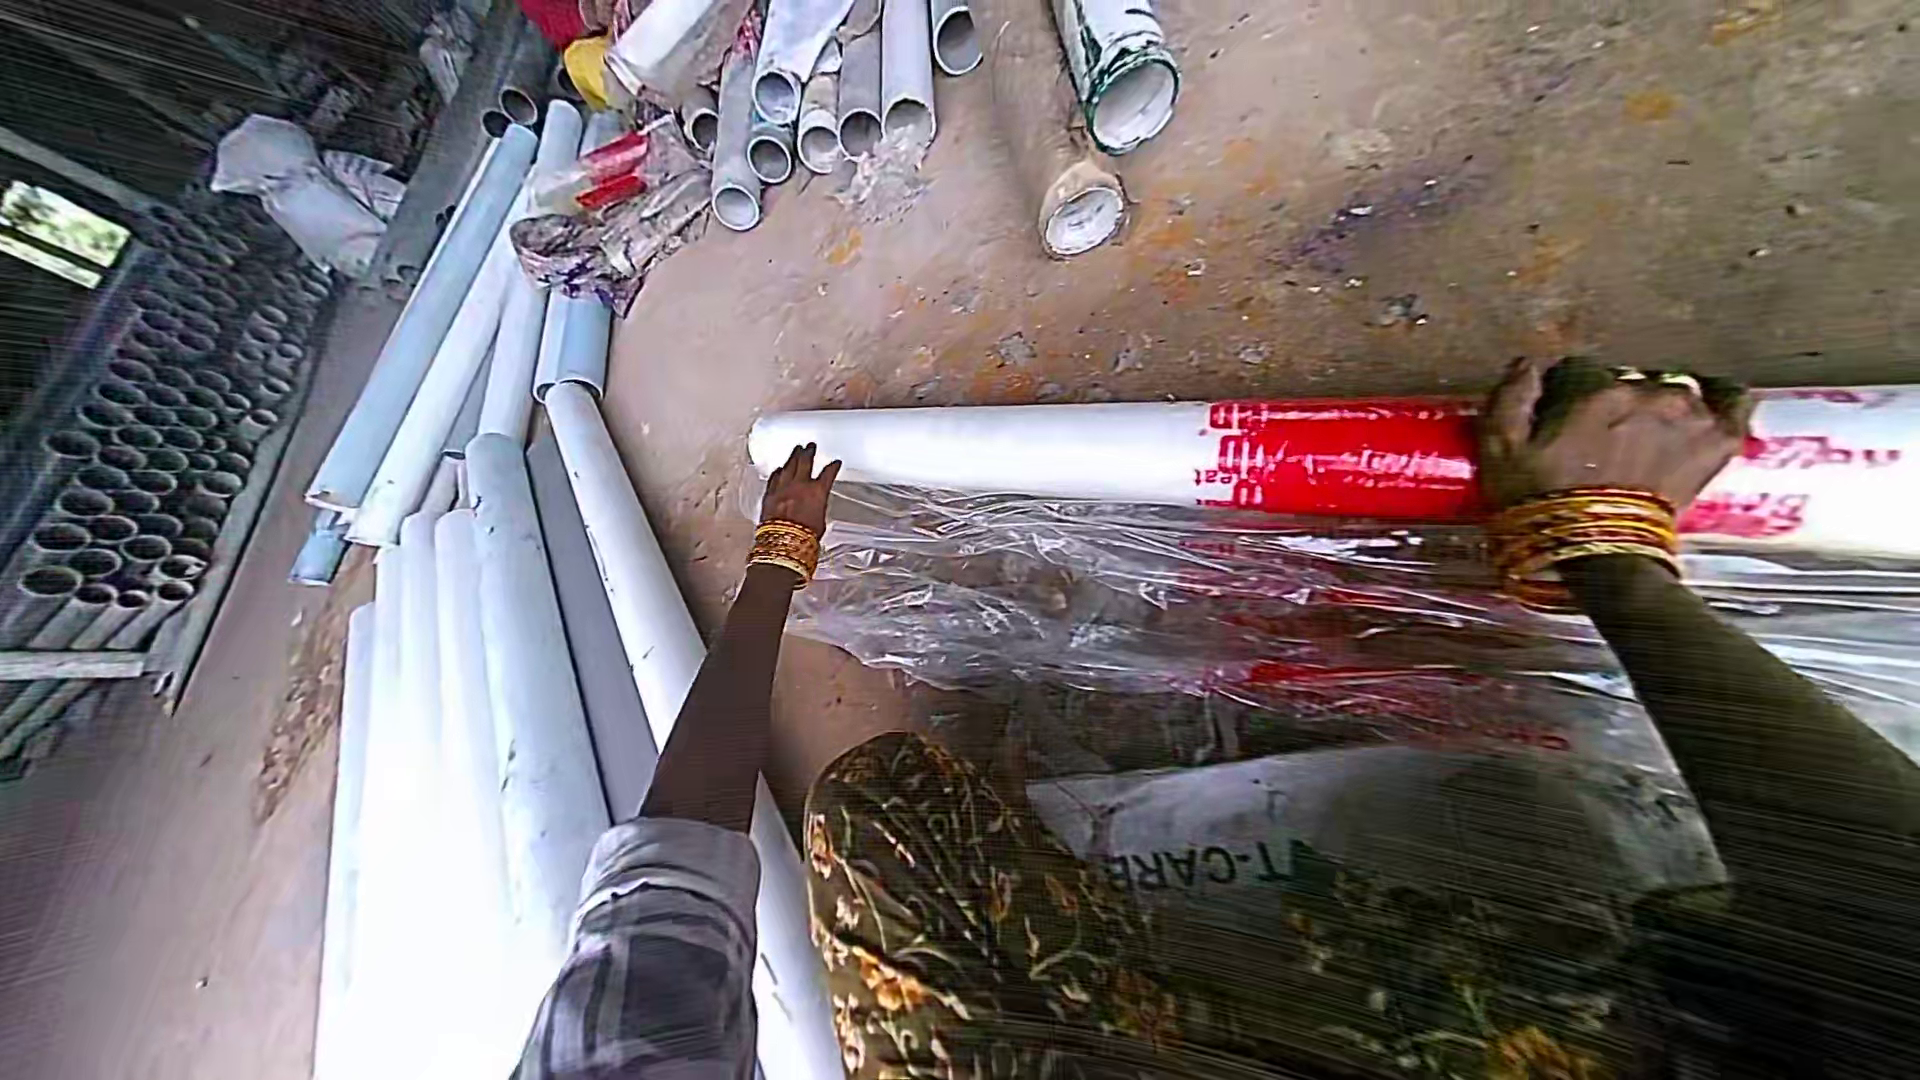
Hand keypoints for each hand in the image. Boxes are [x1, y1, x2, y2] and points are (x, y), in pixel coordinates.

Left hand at [759, 442, 841, 534]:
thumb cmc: (804, 536)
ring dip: (793, 457)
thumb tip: (815, 507)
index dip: (833, 467)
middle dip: (809, 452)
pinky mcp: (770, 494)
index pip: (828, 474)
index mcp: (817, 492)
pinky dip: (778, 472)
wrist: (783, 541)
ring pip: (788, 466)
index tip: (835, 462)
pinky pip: (775, 478)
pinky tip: (779, 469)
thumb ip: (818, 508)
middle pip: (805, 462)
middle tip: (810, 446)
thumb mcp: (820, 522)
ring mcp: (783, 487)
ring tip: (796, 450)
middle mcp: (800, 485)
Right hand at [1478, 357, 1751, 510]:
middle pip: (1622, 379)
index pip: (1575, 368)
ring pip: (1668, 388)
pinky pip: (1732, 396)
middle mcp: (1650, 393)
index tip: (1547, 414)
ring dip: (1647, 402)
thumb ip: (1510, 397)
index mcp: (1595, 392)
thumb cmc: (1535, 496)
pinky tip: (1696, 405)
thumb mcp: (1498, 448)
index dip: (1557, 389)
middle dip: (1602, 397)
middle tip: (1585, 432)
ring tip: (1630, 431)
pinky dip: (1713, 395)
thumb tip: (1528, 362)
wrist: (1593, 546)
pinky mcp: (1723, 437)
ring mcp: (1694, 414)